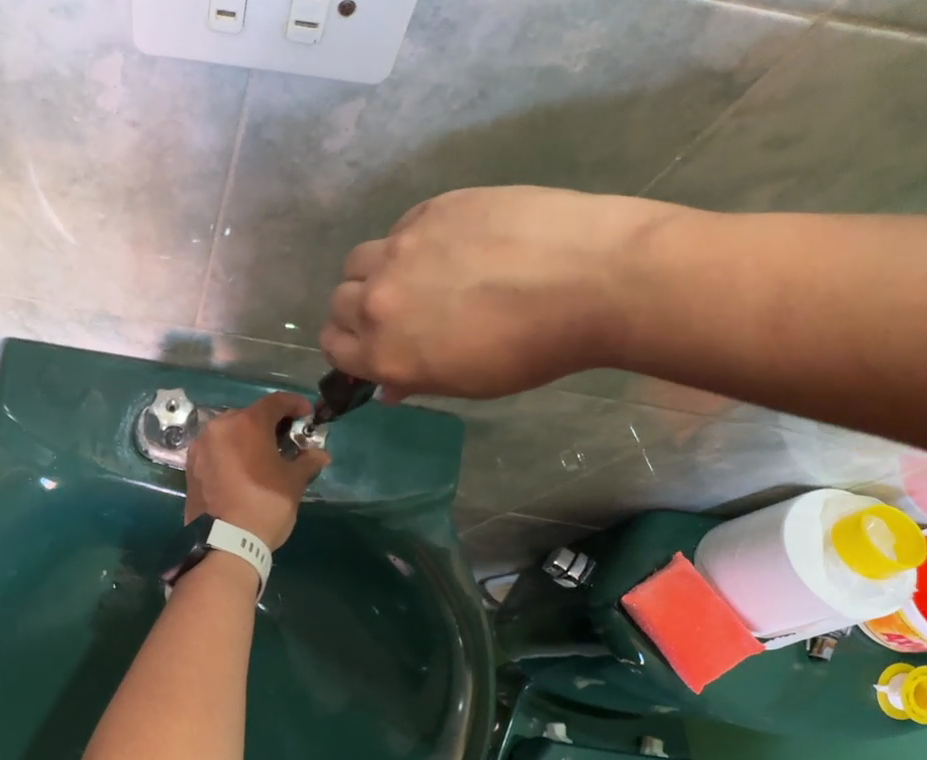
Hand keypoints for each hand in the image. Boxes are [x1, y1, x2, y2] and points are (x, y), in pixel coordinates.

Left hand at [184, 393, 329, 548]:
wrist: (224, 542)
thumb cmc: (265, 506)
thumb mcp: (293, 482)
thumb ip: (307, 462)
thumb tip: (320, 455)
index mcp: (246, 423)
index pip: (275, 402)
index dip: (294, 404)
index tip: (307, 415)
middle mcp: (219, 427)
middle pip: (249, 415)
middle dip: (270, 424)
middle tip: (287, 439)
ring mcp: (200, 446)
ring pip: (229, 432)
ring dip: (247, 438)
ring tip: (264, 456)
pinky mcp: (190, 466)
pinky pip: (215, 449)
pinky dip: (230, 452)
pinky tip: (243, 468)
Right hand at [319, 186, 687, 399]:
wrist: (593, 280)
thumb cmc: (532, 351)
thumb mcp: (467, 383)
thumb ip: (415, 379)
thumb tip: (389, 384)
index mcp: (384, 354)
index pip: (333, 345)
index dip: (349, 345)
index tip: (372, 342)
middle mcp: (378, 301)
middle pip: (340, 300)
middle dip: (359, 308)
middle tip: (402, 308)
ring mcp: (401, 249)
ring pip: (362, 259)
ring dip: (378, 269)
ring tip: (421, 272)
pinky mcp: (431, 208)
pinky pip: (401, 227)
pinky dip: (414, 240)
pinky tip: (455, 244)